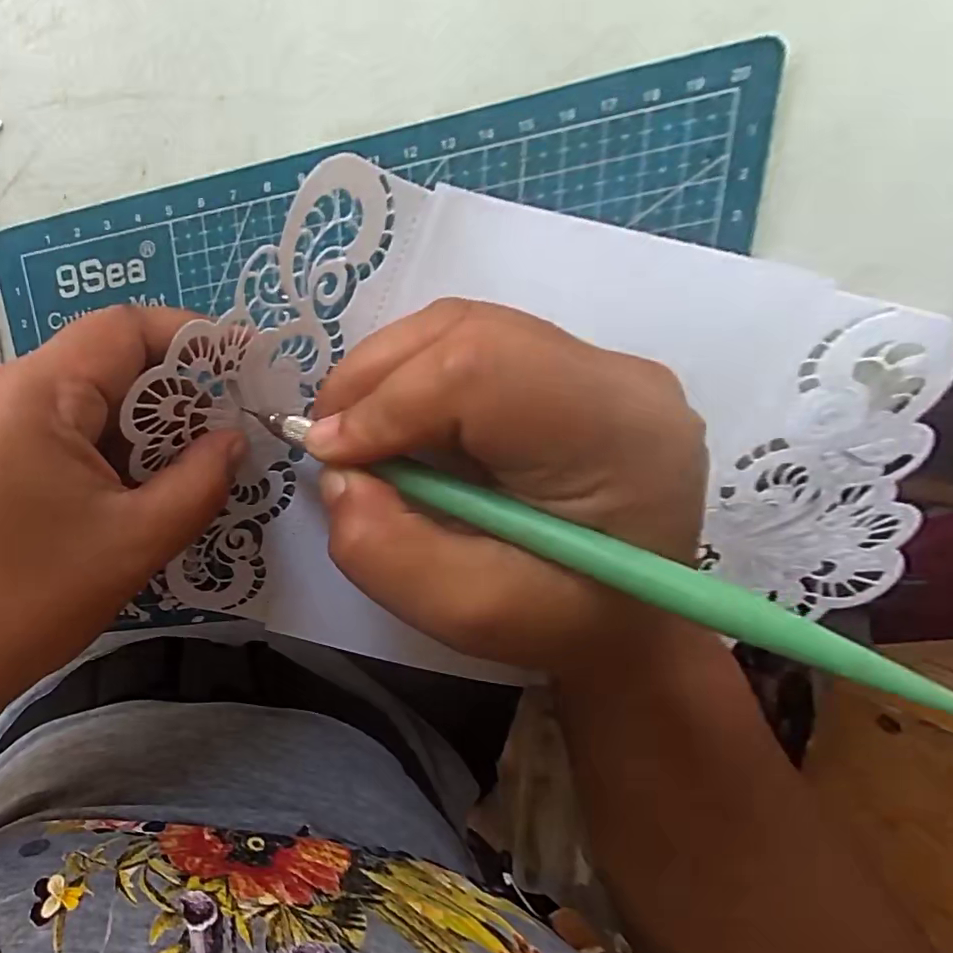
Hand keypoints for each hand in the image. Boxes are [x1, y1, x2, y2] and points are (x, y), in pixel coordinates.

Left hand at [0, 305, 243, 714]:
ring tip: (179, 463)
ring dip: (133, 421)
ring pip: (77, 393)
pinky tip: (127, 482)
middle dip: (166, 389)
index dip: (189, 337)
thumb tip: (232, 439)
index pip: (123, 328)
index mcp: (33, 393)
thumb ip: (201, 478)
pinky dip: (97, 442)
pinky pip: (51, 423)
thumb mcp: (138, 538)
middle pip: (99, 358)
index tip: (239, 366)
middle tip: (216, 431)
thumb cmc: (39, 599)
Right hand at [305, 299, 707, 670]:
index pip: (478, 368)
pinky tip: (388, 426)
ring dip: (377, 377)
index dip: (385, 404)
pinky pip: (456, 343)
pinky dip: (398, 378)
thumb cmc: (557, 625)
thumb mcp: (464, 613)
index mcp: (612, 436)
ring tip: (352, 437)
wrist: (625, 617)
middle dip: (368, 382)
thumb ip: (384, 549)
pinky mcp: (554, 367)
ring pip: (451, 327)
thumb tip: (338, 476)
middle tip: (328, 445)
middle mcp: (612, 378)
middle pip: (460, 331)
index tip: (330, 458)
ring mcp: (587, 363)